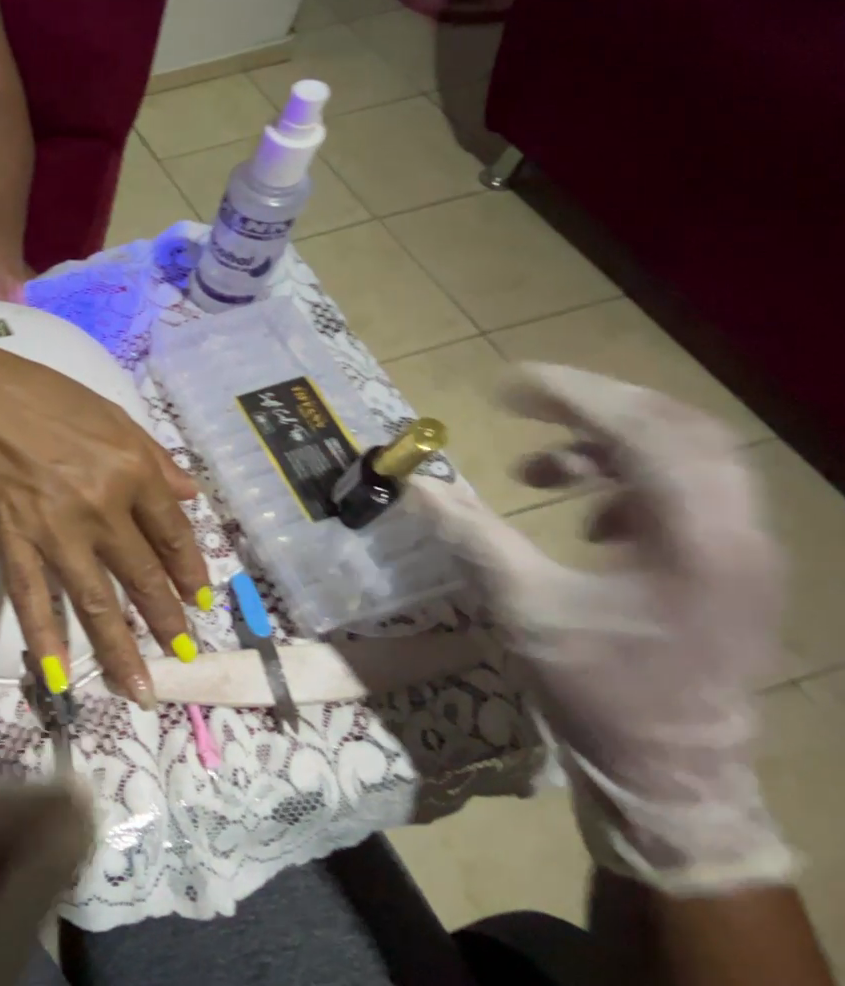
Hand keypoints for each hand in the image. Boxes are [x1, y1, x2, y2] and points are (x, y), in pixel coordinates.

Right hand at [0, 342, 209, 707]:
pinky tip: (59, 677)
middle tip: (185, 653)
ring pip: (96, 602)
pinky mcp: (14, 544)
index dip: (190, 571)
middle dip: (168, 620)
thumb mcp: (114, 415)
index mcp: (132, 471)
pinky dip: (46, 639)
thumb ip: (155, 458)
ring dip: (121, 650)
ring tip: (141, 689)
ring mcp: (56, 532)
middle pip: (143, 576)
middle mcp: (103, 509)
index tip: (200, 600)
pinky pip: (33, 599)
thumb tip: (190, 497)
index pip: (173, 534)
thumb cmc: (44, 399)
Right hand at [408, 363, 794, 895]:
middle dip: (595, 408)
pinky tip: (586, 521)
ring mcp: (743, 551)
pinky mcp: (731, 570)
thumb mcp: (523, 610)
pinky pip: (688, 497)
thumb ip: (471, 537)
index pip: (642, 433)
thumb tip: (416, 486)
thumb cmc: (599, 691)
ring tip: (539, 473)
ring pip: (688, 461)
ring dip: (610, 449)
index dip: (572, 397)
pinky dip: (629, 486)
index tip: (505, 387)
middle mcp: (735, 531)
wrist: (673, 772)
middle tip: (525, 405)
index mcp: (695, 537)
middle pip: (680, 430)